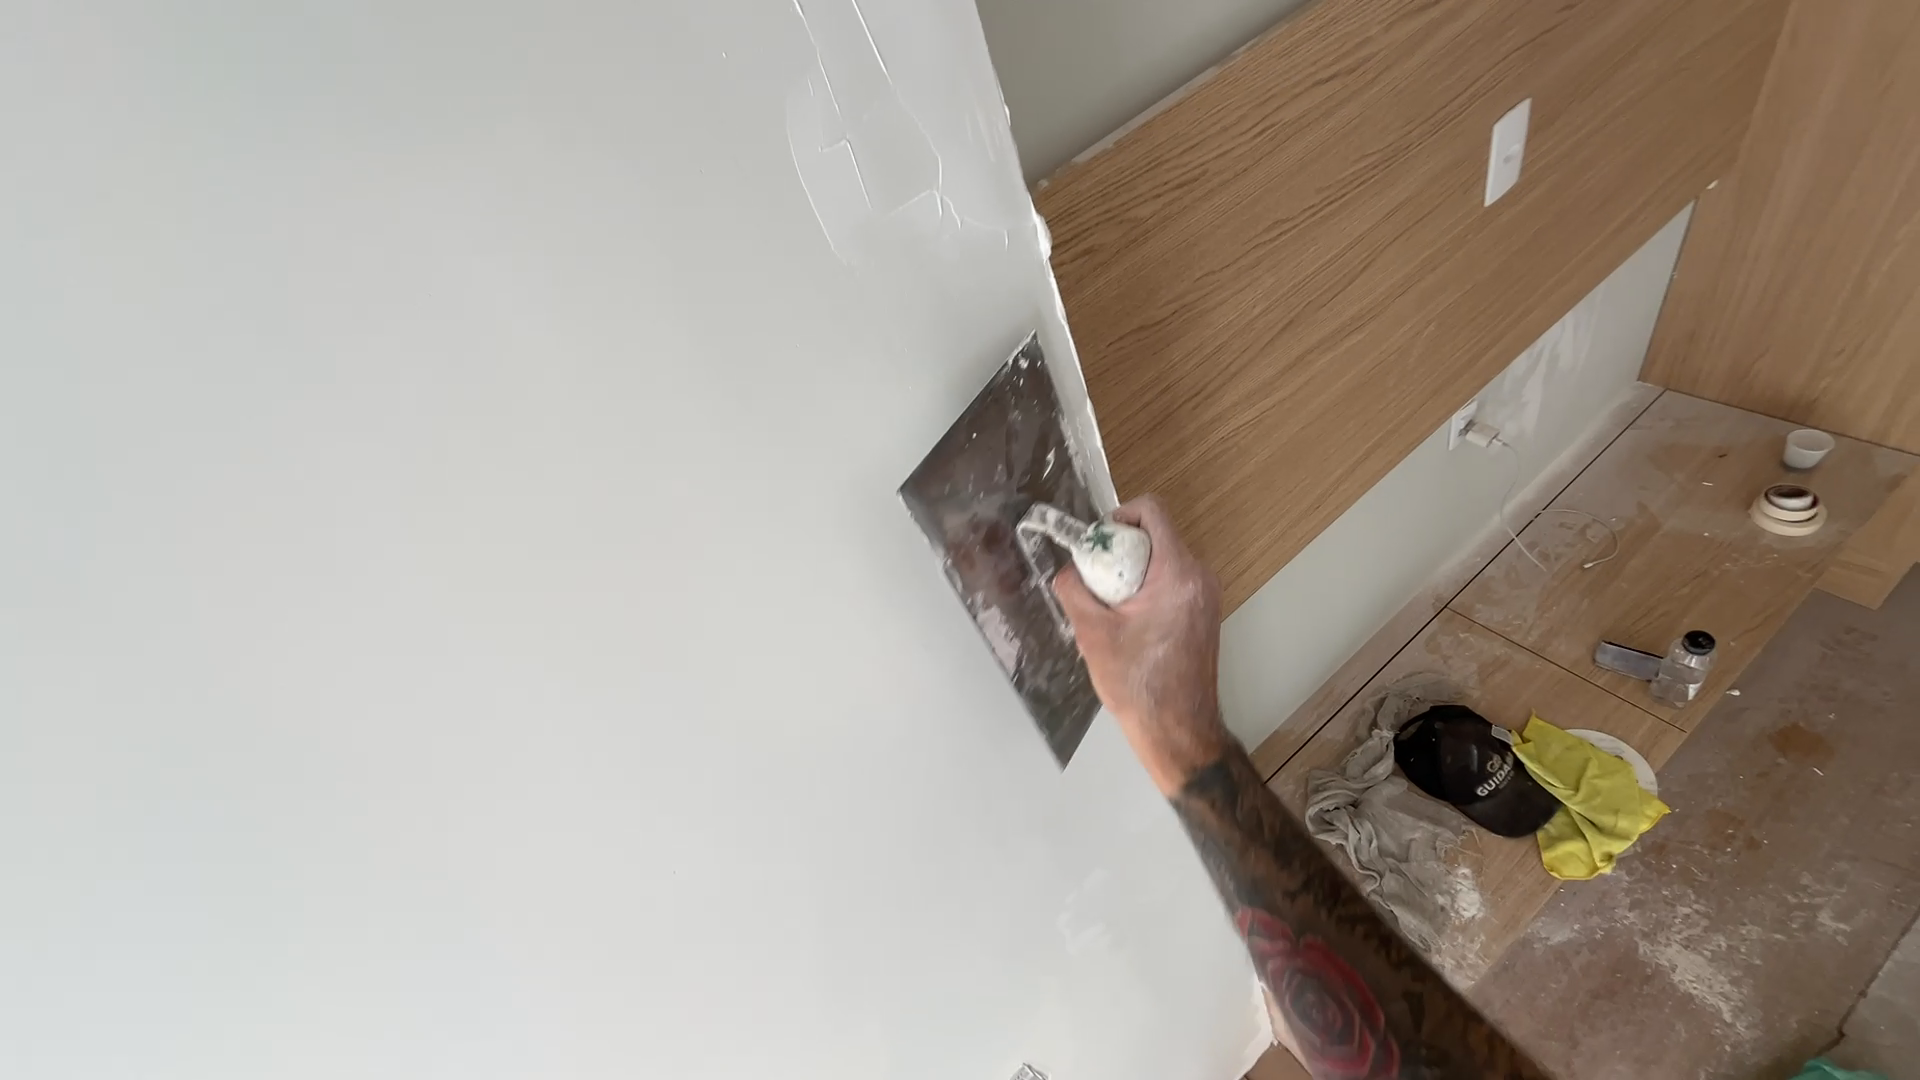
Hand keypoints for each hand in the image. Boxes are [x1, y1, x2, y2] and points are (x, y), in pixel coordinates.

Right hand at [1054, 494, 1232, 794]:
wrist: (1176, 729)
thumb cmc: (1136, 683)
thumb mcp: (1091, 632)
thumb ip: (1073, 589)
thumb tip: (1068, 570)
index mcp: (1177, 574)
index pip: (1152, 511)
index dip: (1120, 514)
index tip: (1098, 542)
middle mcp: (1199, 578)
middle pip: (1156, 536)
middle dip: (1120, 550)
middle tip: (1095, 578)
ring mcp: (1206, 596)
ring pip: (1162, 560)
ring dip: (1131, 572)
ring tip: (1107, 606)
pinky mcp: (1204, 613)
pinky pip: (1171, 582)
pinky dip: (1146, 588)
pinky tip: (1126, 622)